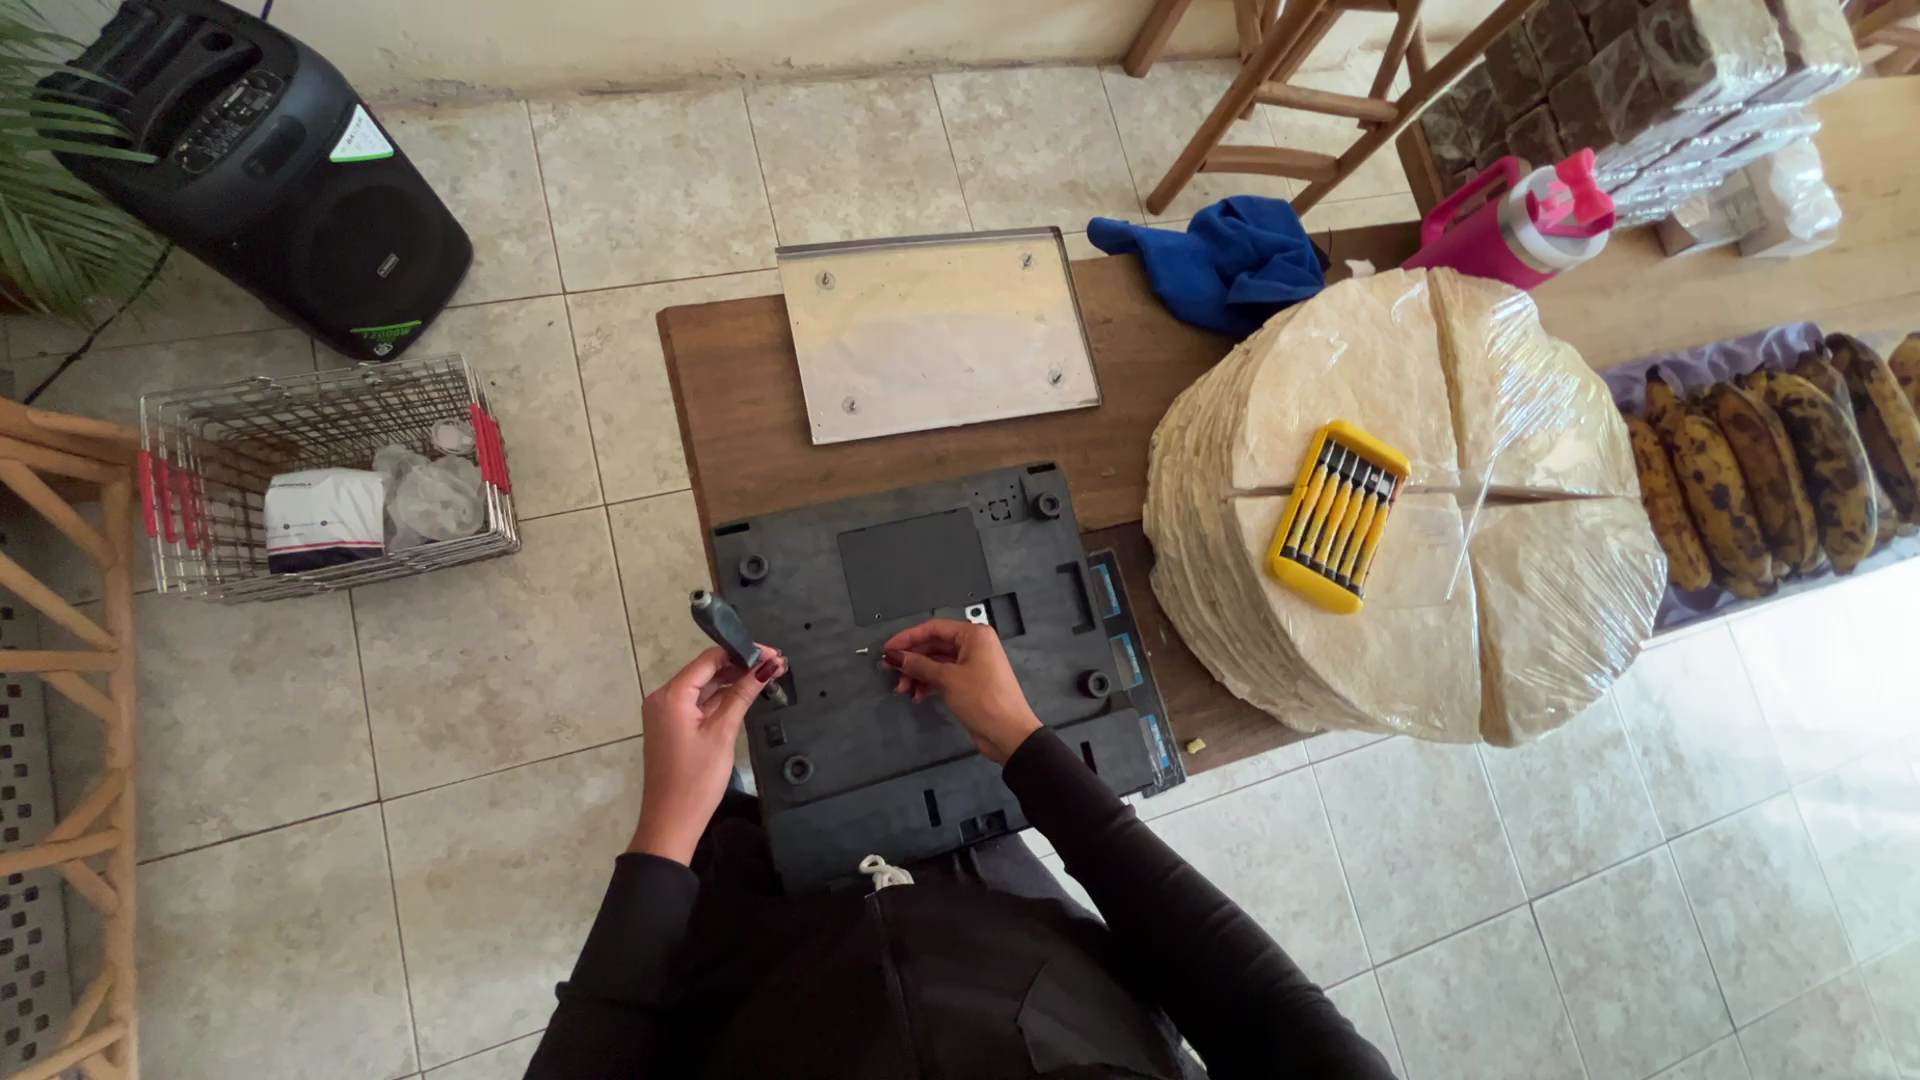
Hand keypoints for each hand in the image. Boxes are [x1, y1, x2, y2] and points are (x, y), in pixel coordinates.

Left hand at [629, 645, 785, 864]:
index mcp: (671, 695)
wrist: (671, 823)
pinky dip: (722, 698)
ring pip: (704, 686)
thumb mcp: (723, 732)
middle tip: (776, 665)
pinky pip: (700, 702)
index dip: (743, 651)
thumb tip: (768, 665)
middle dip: (741, 665)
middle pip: (707, 670)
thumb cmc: (696, 778)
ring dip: (734, 681)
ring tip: (767, 677)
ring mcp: (667, 713)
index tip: (773, 653)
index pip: (710, 658)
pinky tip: (747, 695)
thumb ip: (744, 693)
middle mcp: (664, 697)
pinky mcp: (673, 726)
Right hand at [882, 619, 1040, 764]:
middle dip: (911, 660)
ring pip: (937, 663)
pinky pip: (943, 676)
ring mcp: (972, 664)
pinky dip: (929, 684)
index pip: (934, 628)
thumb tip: (893, 655)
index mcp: (974, 635)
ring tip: (903, 690)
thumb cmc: (982, 699)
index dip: (908, 638)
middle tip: (889, 672)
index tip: (887, 650)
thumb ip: (919, 665)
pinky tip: (917, 696)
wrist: (1009, 734)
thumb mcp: (948, 679)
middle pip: (934, 645)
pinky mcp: (970, 682)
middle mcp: (974, 645)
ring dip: (918, 675)